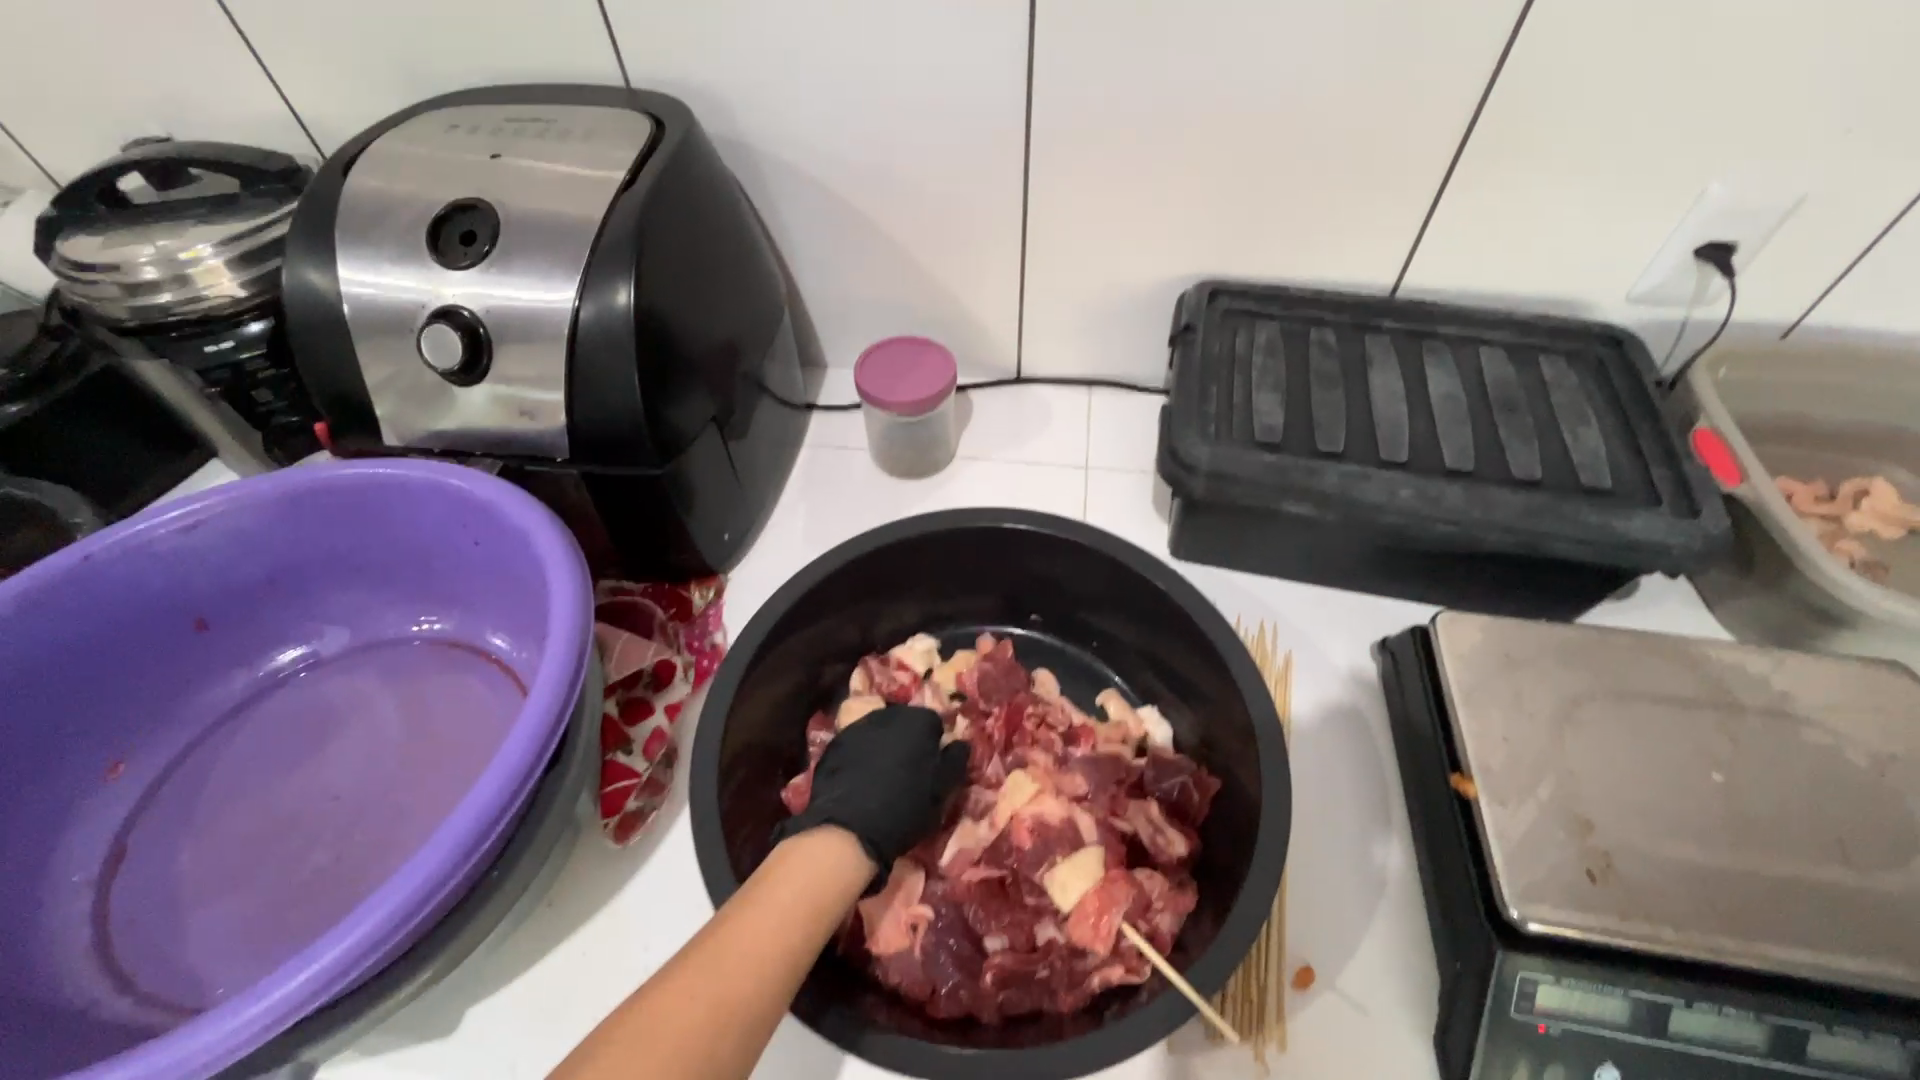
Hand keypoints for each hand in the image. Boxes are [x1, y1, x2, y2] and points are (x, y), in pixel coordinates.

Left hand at [773, 704, 969, 880]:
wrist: (848, 829)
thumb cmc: (905, 808)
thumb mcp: (943, 791)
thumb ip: (956, 760)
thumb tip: (960, 742)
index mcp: (918, 720)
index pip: (934, 723)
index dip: (935, 745)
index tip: (932, 768)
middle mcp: (887, 715)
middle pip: (904, 723)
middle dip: (909, 741)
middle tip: (909, 772)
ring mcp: (856, 727)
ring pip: (878, 732)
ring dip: (884, 747)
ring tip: (883, 778)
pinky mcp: (833, 745)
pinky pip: (856, 746)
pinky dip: (861, 757)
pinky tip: (860, 782)